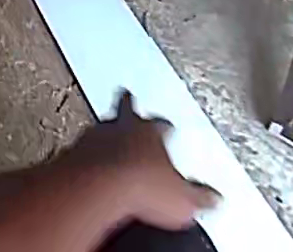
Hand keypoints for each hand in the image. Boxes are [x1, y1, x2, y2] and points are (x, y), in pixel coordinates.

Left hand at [68, 92, 219, 230]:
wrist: (99, 183)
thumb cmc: (141, 184)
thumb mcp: (184, 197)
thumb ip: (201, 195)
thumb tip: (215, 198)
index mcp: (148, 132)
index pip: (159, 123)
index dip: (165, 124)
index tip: (167, 123)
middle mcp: (119, 125)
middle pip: (124, 108)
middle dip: (128, 101)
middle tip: (126, 94)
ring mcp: (95, 133)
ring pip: (104, 124)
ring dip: (109, 129)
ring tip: (113, 135)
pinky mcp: (77, 147)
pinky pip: (87, 143)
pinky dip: (93, 148)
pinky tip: (96, 157)